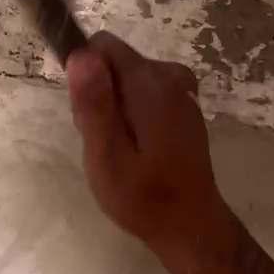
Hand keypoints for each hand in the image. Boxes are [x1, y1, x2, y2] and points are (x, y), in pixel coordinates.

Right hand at [65, 31, 229, 255]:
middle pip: (113, 61)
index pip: (102, 46)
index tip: (87, 114)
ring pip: (125, 75)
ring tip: (119, 148)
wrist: (191, 228)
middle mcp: (169, 75)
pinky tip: (136, 146)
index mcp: (149, 83)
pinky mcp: (183, 103)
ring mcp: (181, 89)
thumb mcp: (107, 156)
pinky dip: (132, 110)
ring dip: (113, 103)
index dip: (85, 75)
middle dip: (98, 92)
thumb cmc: (144, 197)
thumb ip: (94, 104)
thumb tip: (81, 55)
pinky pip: (142, 88)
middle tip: (102, 139)